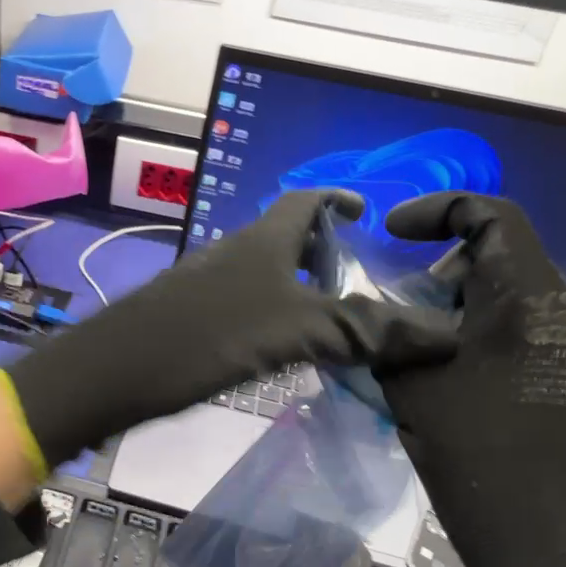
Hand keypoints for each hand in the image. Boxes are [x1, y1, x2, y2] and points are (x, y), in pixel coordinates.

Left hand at [6, 190, 458, 466]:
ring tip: (333, 322)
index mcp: (262, 240)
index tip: (365, 212)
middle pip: (286, 237)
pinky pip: (246, 303)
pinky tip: (283, 351)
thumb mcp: (297, 330)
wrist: (119, 367)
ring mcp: (208, 284)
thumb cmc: (210, 334)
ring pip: (265, 273)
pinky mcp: (191, 317)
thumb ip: (365, 330)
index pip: (305, 201)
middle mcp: (234, 252)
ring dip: (300, 287)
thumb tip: (446, 336)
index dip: (337, 199)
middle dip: (323, 250)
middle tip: (359, 283)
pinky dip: (275, 315)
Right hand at [379, 192, 565, 566]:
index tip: (394, 232)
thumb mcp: (410, 378)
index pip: (492, 215)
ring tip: (425, 337)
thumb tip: (375, 301)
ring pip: (518, 287)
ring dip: (466, 295)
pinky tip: (461, 363)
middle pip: (504, 252)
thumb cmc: (471, 452)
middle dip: (445, 264)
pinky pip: (533, 321)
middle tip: (402, 300)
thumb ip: (389, 324)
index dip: (437, 210)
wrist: (542, 538)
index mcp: (529, 300)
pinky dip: (491, 322)